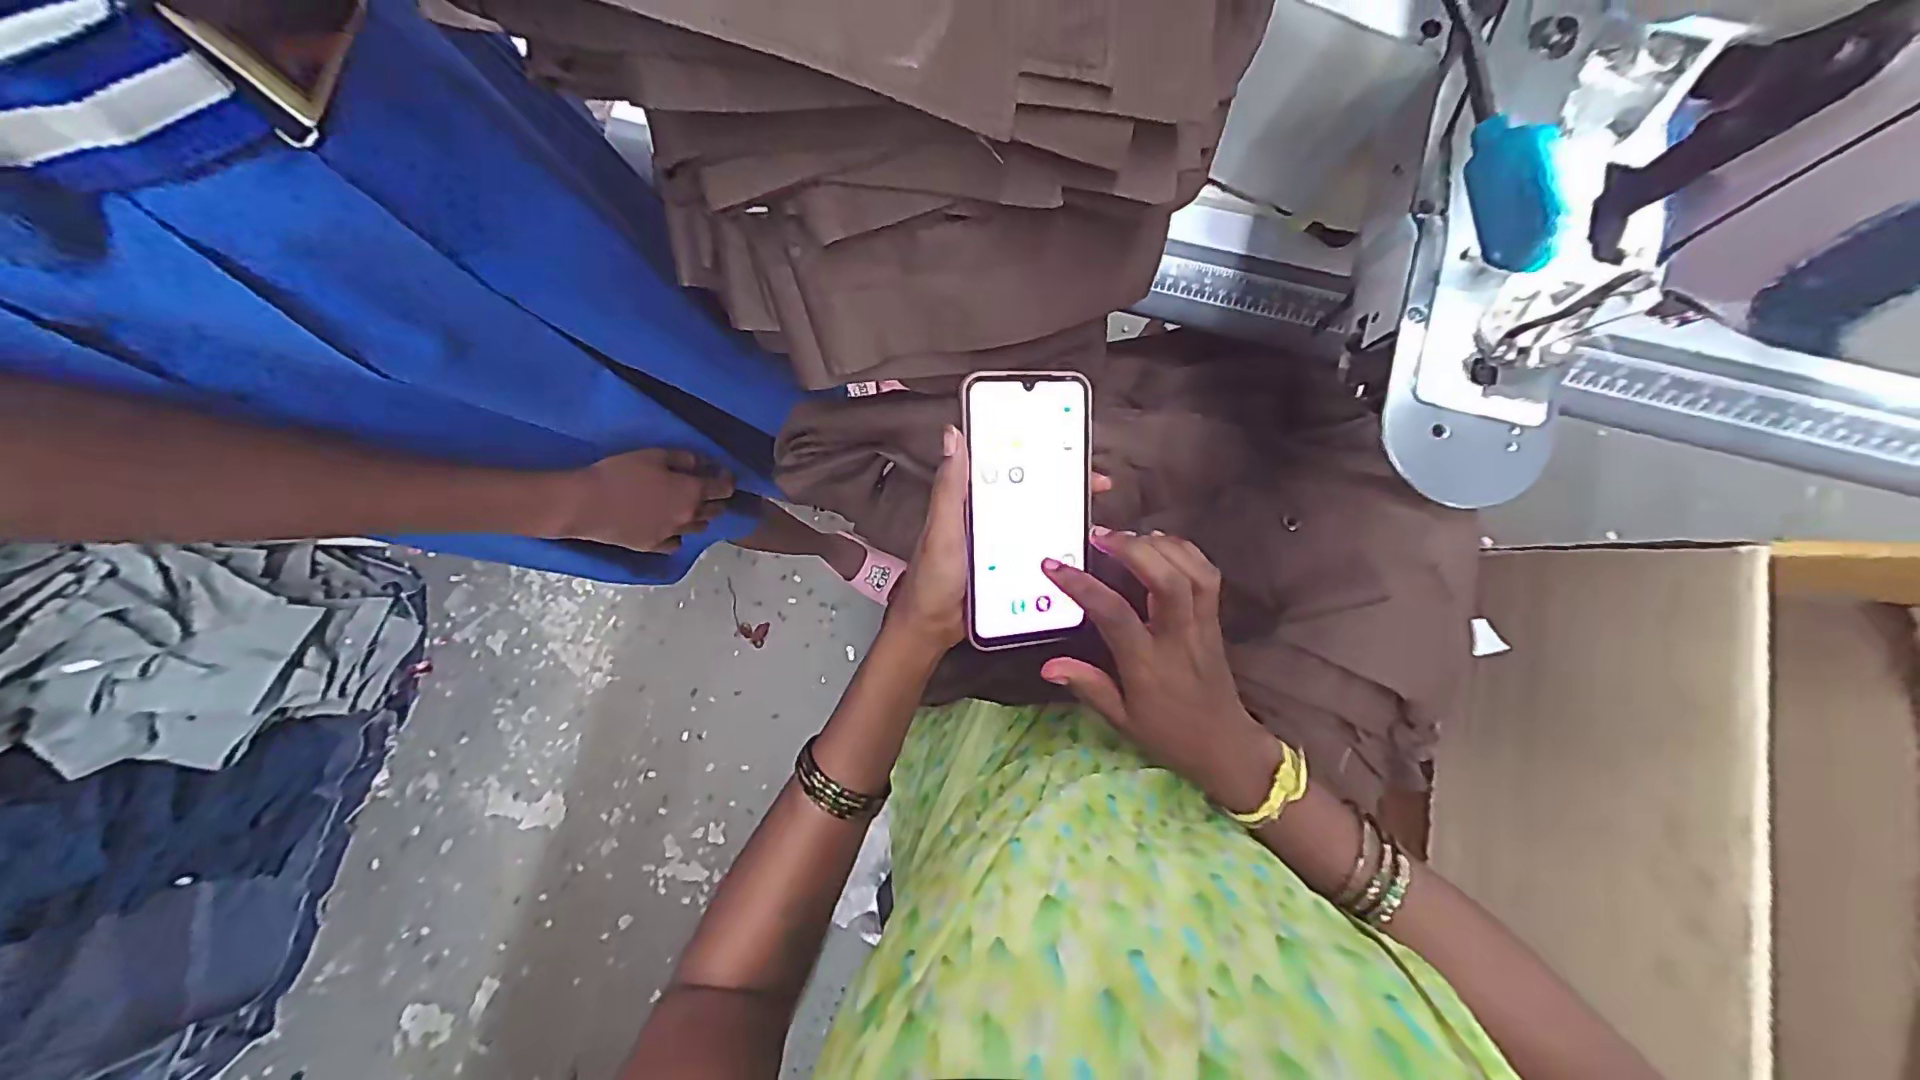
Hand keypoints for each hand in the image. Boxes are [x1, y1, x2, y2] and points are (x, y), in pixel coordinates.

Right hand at [559, 448, 734, 553]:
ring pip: (699, 527)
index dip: (728, 479)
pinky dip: (678, 534)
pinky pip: (676, 542)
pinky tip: (671, 527)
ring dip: (701, 516)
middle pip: (716, 510)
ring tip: (692, 507)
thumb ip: (683, 459)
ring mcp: (672, 534)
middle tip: (711, 489)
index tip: (725, 473)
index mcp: (692, 492)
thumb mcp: (654, 455)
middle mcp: (689, 516)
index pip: (723, 488)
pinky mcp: (653, 546)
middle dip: (718, 498)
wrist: (586, 504)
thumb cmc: (620, 473)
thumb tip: (702, 464)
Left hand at [887, 426, 1116, 654]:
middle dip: (1063, 484)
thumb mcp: (942, 528)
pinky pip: (1040, 549)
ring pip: (1040, 521)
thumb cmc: (931, 577)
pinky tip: (1076, 547)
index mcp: (970, 500)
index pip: (1006, 466)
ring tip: (1092, 513)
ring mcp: (1002, 542)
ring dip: (1065, 516)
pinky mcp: (1012, 565)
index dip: (1035, 453)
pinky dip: (1059, 546)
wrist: (934, 626)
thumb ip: (950, 487)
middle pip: (1031, 492)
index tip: (1064, 444)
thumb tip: (952, 437)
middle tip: (1094, 483)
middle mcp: (988, 517)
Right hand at [1040, 529, 1281, 811]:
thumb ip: (1087, 686)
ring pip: (1192, 572)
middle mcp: (1178, 638)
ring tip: (1127, 536)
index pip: (1114, 614)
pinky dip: (1185, 551)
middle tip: (1100, 535)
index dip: (1083, 586)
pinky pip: (1208, 576)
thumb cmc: (1167, 733)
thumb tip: (1049, 666)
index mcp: (1148, 664)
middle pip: (1166, 580)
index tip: (1054, 566)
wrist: (1224, 745)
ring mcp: (1202, 626)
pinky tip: (1160, 543)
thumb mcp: (1120, 718)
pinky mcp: (1215, 620)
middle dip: (1132, 549)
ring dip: (1159, 545)